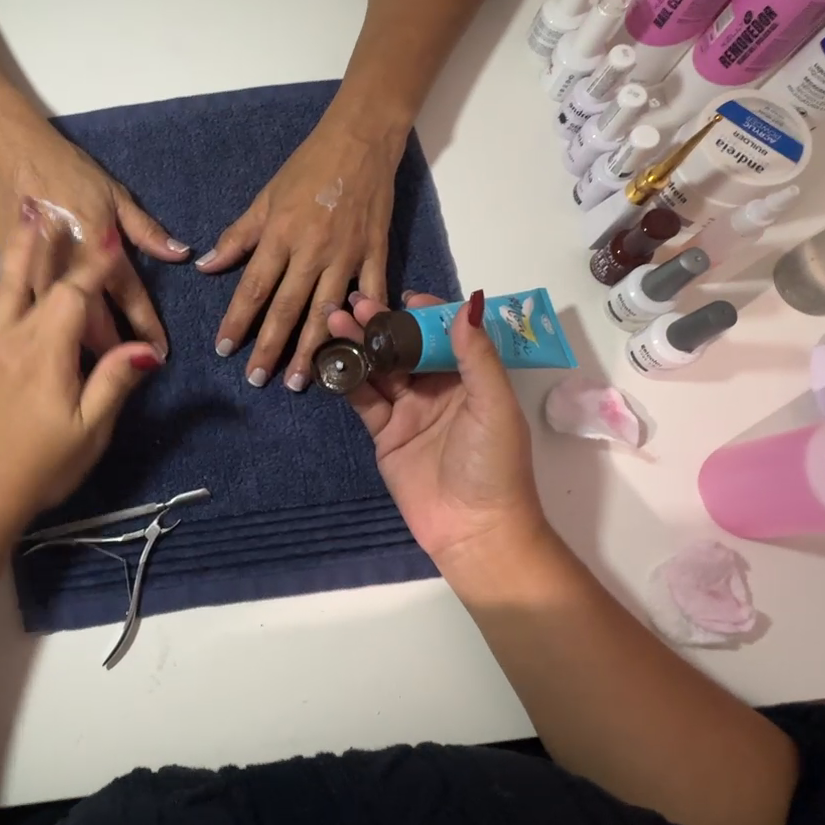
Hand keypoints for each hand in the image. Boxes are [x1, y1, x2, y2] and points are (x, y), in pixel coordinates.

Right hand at [0, 115, 189, 354]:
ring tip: (97, 379)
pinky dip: (45, 338)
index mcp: (100, 247)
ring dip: (80, 354)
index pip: (131, 297)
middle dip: (115, 354)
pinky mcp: (8, 279)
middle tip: (131, 375)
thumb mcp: (115, 195)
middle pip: (95, 323)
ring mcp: (35, 276)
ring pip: (59, 329)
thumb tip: (180, 254)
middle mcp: (69, 267)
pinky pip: (30, 318)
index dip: (148, 327)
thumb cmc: (68, 172)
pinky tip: (53, 358)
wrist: (10, 155)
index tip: (162, 353)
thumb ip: (146, 230)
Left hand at [0, 217, 161, 530]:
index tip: (113, 238)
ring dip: (14, 249)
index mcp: (48, 354)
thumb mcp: (88, 431)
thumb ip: (114, 383)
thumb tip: (147, 348)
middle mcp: (13, 339)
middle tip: (59, 201)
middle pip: (35, 279)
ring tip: (24, 212)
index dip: (96, 266)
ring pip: (0, 287)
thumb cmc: (42, 467)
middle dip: (52, 240)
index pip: (76, 296)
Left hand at [198, 114, 400, 391]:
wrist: (360, 141)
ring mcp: (347, 256)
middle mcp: (312, 251)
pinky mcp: (376, 254)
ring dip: (310, 350)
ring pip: (326, 312)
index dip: (237, 321)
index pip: (253, 288)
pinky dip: (366, 324)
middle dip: (270, 348)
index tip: (223, 349)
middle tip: (256, 380)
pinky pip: (372, 295)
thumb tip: (205, 267)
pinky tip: (359, 353)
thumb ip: (237, 237)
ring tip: (299, 382)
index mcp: (280, 236)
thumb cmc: (307, 168)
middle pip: (286, 309)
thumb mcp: (265, 198)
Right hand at [327, 291, 548, 589]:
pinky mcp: (386, 434)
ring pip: (380, 369)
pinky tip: (331, 358)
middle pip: (406, 348)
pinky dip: (347, 379)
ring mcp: (410, 412)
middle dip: (382, 324)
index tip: (402, 296)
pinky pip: (364, 400)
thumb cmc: (493, 464)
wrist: (473, 528)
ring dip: (359, 345)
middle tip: (353, 303)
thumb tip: (465, 304)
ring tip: (334, 321)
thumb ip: (477, 356)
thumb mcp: (493, 404)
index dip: (424, 314)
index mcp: (472, 379)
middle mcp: (439, 390)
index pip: (445, 335)